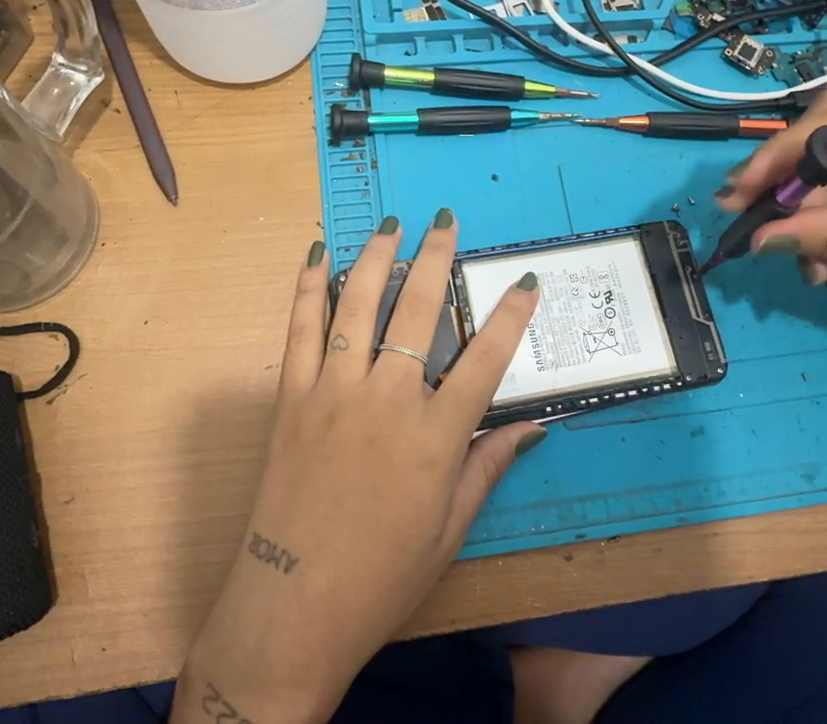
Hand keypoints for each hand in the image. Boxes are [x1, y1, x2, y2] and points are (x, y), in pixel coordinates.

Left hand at [176, 212, 547, 723]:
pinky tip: (318, 255)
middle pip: (418, 313)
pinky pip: (299, 330)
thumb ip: (489, 467)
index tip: (524, 281)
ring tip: (390, 224)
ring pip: (357, 307)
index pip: (485, 360)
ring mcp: (333, 393)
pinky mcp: (290, 398)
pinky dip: (308, 288)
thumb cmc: (383, 576)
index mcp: (436, 436)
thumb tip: (536, 427)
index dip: (510, 316)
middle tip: (445, 221)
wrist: (293, 605)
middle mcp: (387, 400)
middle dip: (436, 260)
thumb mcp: (450, 530)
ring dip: (375, 258)